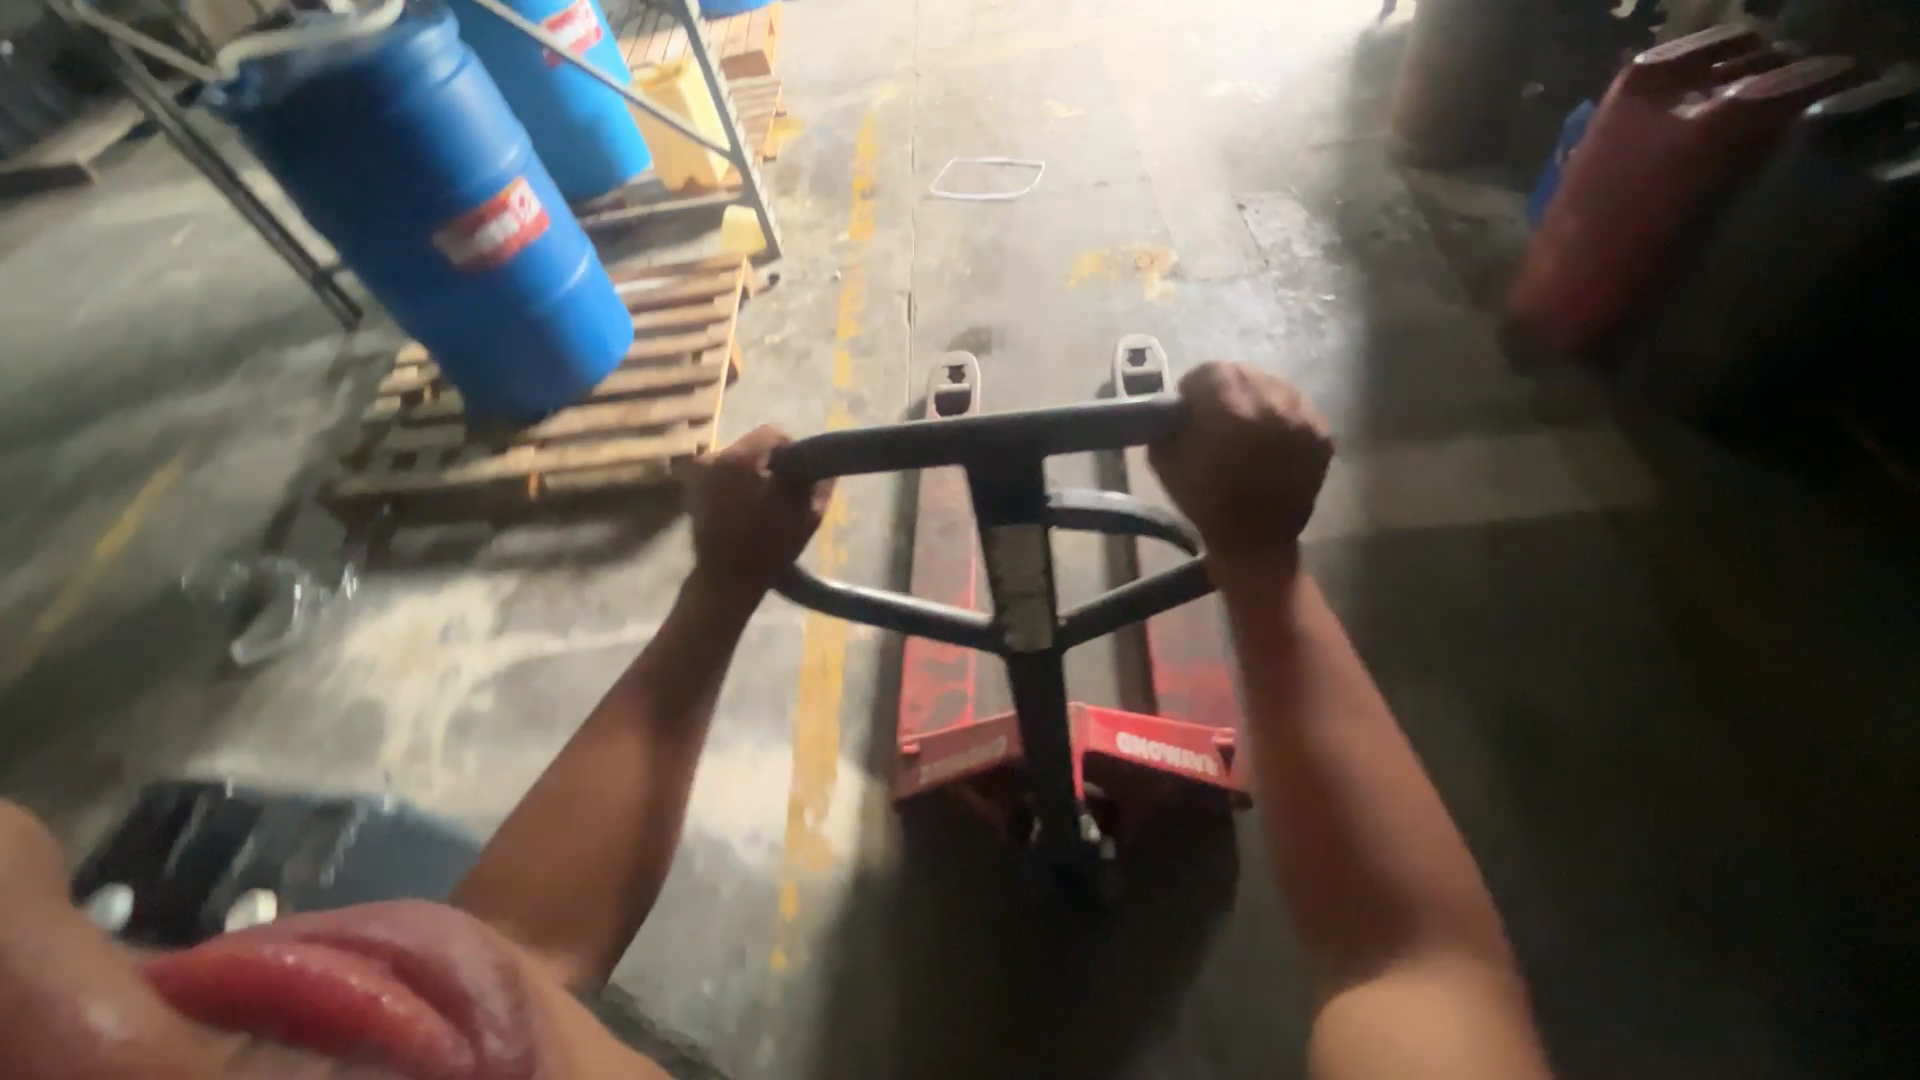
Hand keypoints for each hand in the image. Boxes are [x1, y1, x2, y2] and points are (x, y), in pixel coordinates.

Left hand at [684, 425, 833, 596]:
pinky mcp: (691, 487)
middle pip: (753, 445)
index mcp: (742, 458)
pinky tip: (741, 508)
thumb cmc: (770, 547)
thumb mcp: (808, 516)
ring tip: (760, 504)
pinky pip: (722, 473)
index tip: (797, 478)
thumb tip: (825, 465)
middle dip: (769, 463)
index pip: (774, 434)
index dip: (791, 453)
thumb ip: (820, 482)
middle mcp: (715, 457)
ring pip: (737, 459)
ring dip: (750, 473)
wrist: (727, 578)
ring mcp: (699, 472)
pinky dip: (733, 483)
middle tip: (780, 493)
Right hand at [1149, 362, 1332, 563]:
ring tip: (1247, 427)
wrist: (1255, 541)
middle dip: (1225, 390)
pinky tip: (1269, 441)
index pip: (1210, 371)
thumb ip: (1169, 424)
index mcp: (1231, 410)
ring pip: (1273, 386)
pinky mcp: (1322, 432)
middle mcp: (1273, 403)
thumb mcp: (1166, 462)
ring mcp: (1304, 417)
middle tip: (1217, 417)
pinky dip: (1281, 416)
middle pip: (1243, 374)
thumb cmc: (1205, 502)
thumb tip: (1177, 405)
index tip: (1190, 409)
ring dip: (1255, 399)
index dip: (1194, 389)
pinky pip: (1296, 407)